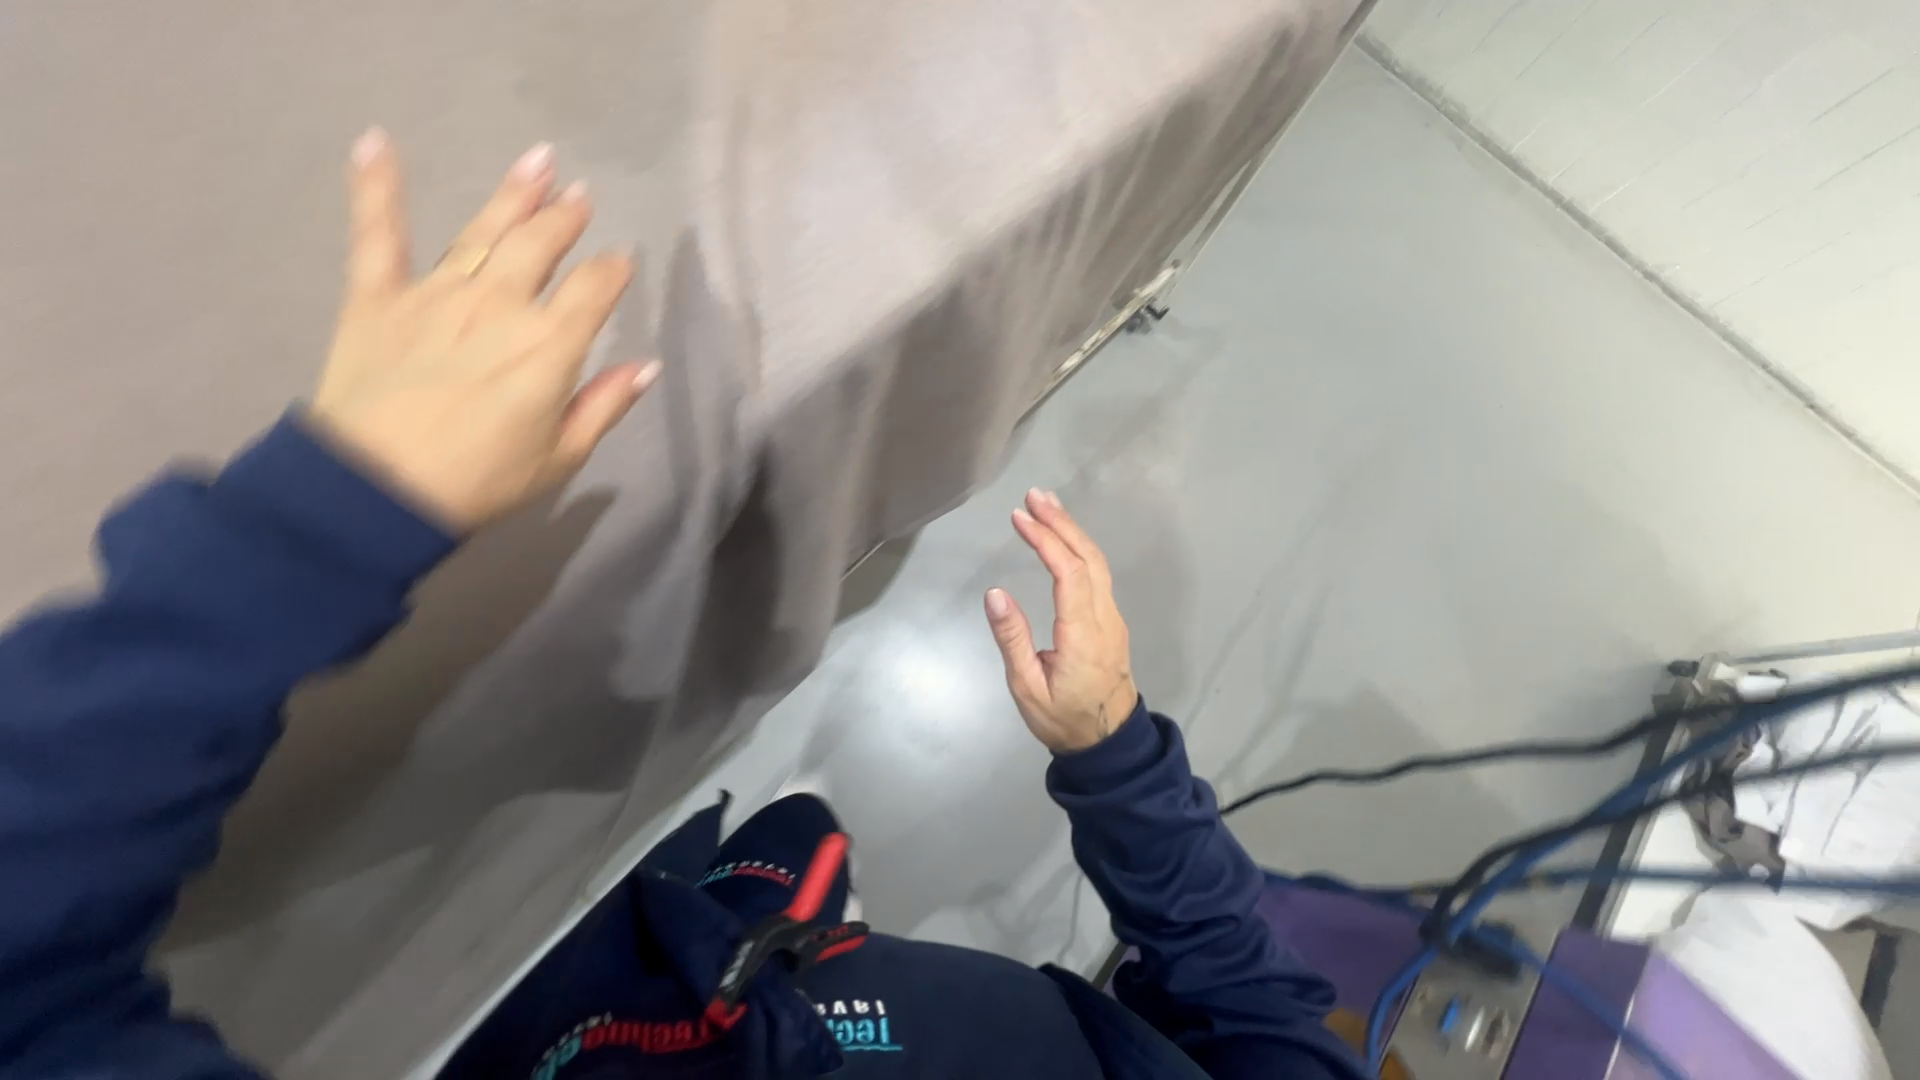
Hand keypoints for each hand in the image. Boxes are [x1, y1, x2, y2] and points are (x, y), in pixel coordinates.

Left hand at [307, 129, 657, 533]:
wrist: (376, 489)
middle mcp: (499, 305)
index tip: (623, 259)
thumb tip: (647, 366)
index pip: (594, 291)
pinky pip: (378, 235)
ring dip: (513, 195)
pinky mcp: (377, 297)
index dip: (613, 270)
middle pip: (540, 247)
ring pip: (482, 232)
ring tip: (537, 160)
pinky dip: (376, 188)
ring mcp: (435, 294)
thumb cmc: (483, 480)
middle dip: (565, 218)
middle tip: (581, 195)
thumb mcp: (562, 456)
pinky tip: (378, 143)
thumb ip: (605, 405)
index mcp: (549, 346)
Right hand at [984, 489, 1138, 752]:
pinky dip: (1080, 548)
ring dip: (1073, 531)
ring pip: (1098, 563)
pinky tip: (1063, 538)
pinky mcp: (1111, 621)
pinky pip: (1099, 574)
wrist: (1109, 742)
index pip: (1069, 573)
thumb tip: (994, 594)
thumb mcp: (1027, 687)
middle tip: (1034, 495)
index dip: (1046, 540)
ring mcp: (1113, 618)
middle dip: (1062, 523)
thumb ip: (1012, 639)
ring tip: (1046, 505)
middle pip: (1089, 558)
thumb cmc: (1063, 718)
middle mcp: (1105, 618)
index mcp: (1083, 634)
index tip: (1020, 517)